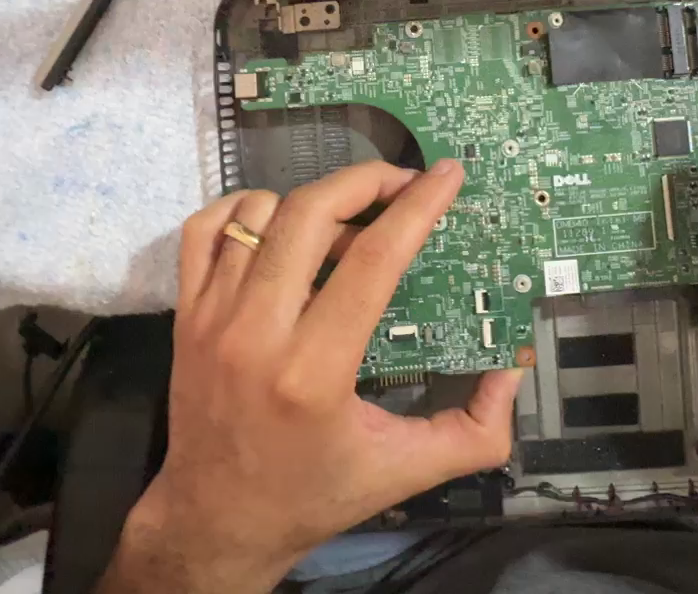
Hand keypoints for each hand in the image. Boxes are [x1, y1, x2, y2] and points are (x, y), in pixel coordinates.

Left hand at [100, 160, 522, 593]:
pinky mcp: (185, 312)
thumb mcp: (401, 472)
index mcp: (314, 372)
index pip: (373, 261)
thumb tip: (512, 371)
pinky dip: (243, 208)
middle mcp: (254, 333)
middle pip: (309, 214)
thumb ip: (473, 432)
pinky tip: (276, 223)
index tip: (446, 176)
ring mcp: (211, 317)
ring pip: (259, 213)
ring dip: (310, 202)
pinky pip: (205, 228)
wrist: (214, 521)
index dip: (417, 208)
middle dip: (364, 182)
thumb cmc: (310, 494)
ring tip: (343, 224)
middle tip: (399, 183)